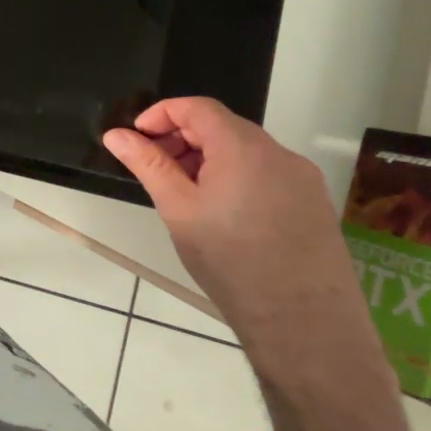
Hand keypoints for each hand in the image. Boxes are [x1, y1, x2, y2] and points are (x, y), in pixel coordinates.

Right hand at [101, 98, 372, 365]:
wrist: (305, 323)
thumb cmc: (230, 260)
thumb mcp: (178, 209)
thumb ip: (148, 164)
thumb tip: (116, 134)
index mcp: (244, 149)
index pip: (198, 107)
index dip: (161, 114)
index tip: (137, 139)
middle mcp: (280, 155)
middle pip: (223, 126)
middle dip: (182, 138)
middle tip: (155, 168)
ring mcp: (304, 181)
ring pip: (246, 151)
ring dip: (208, 159)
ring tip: (185, 194)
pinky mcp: (315, 206)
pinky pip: (268, 174)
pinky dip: (236, 177)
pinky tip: (222, 214)